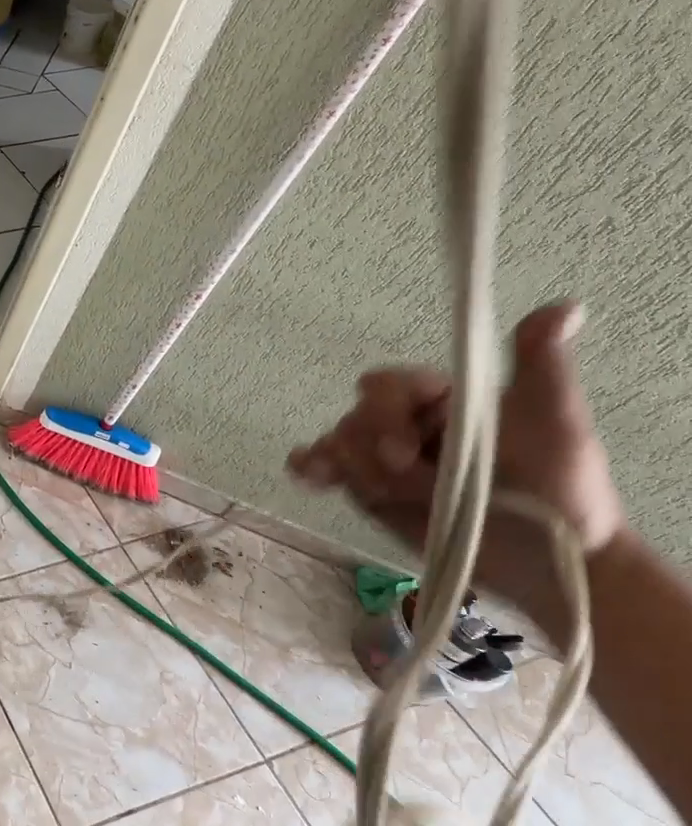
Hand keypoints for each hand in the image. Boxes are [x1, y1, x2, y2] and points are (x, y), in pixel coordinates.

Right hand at [287, 301, 628, 622]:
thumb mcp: (559, 426)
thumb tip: (564, 307)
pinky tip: (311, 475)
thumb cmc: (562, 492)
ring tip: (386, 492)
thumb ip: (543, 368)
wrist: (557, 566)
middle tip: (403, 475)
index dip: (385, 408)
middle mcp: (406, 424)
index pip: (390, 385)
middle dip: (370, 443)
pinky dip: (309, 465)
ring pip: (338, 442)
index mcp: (442, 401)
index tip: (405, 446)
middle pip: (356, 415)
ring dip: (353, 465)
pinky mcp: (367, 491)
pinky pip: (323, 467)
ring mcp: (382, 459)